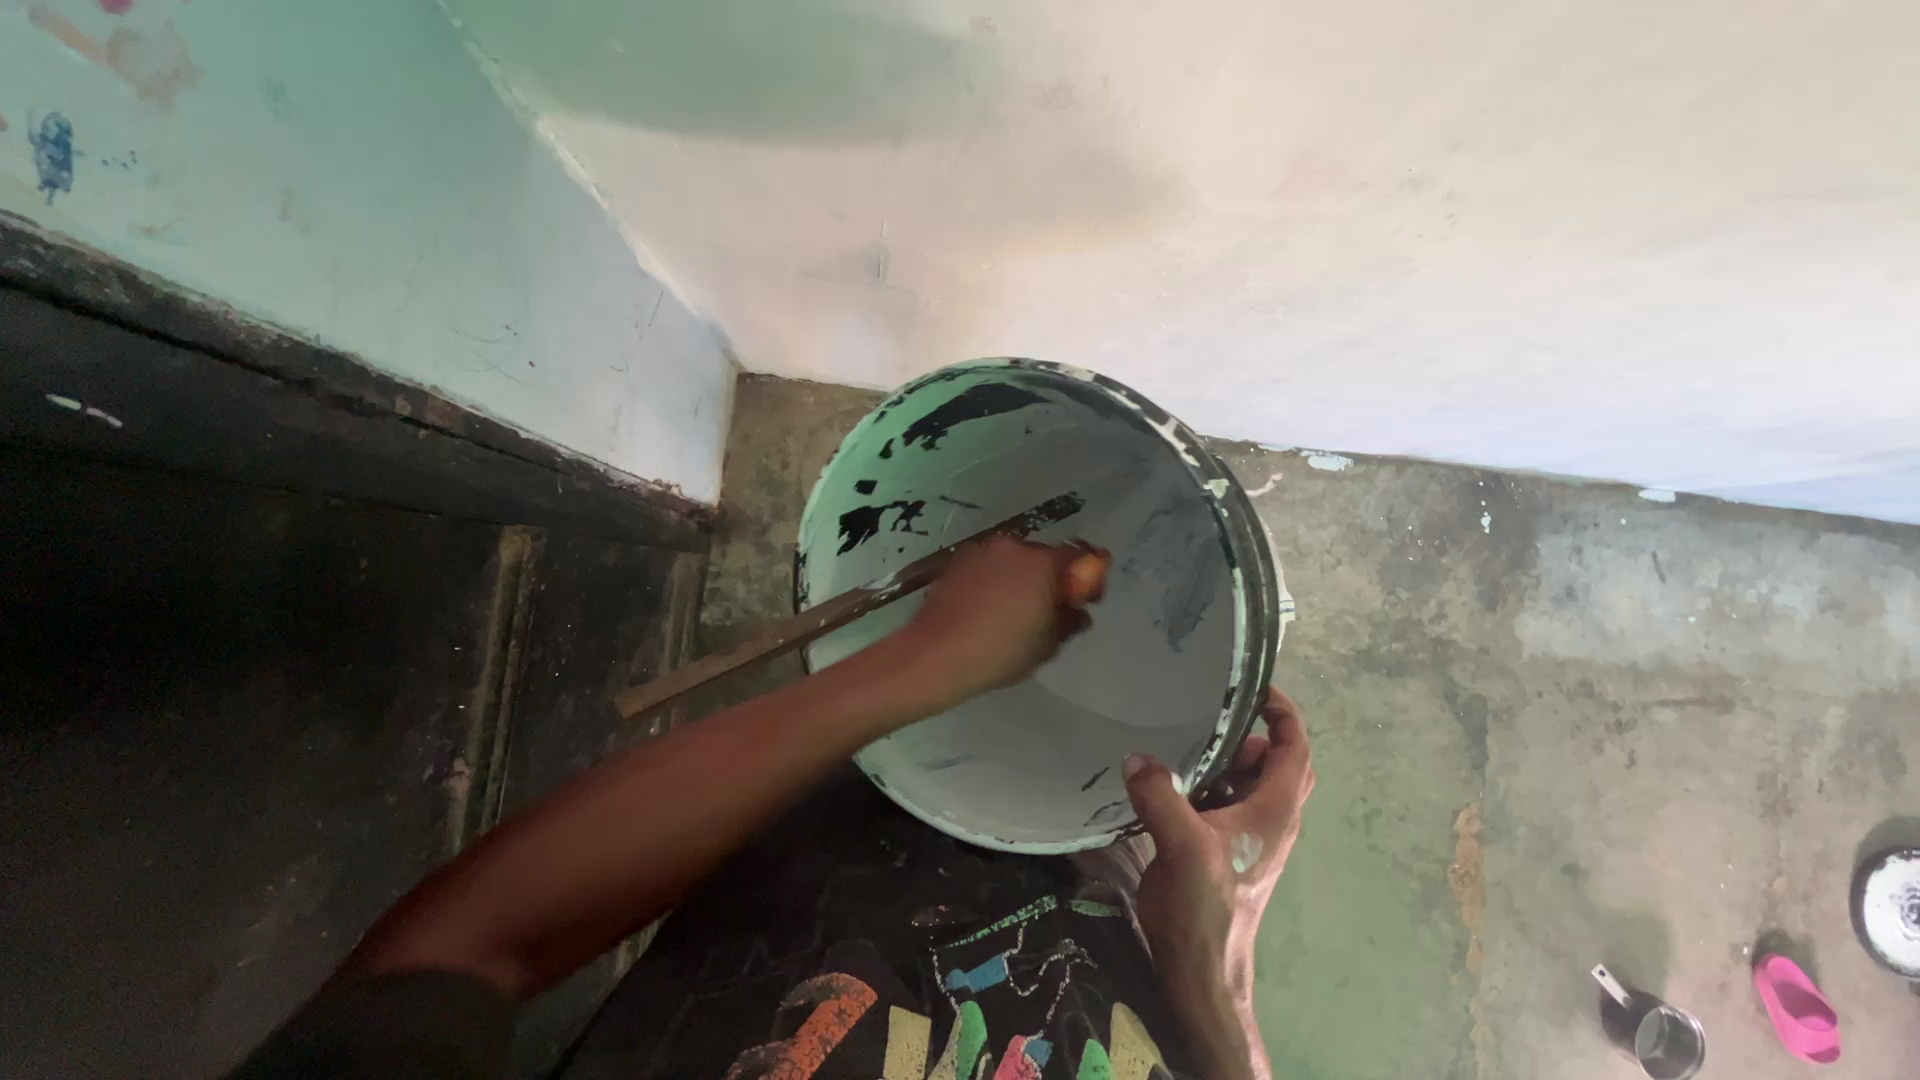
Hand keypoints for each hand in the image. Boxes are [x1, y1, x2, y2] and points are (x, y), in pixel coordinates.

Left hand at [899, 535, 1106, 706]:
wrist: (935, 655)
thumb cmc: (1000, 652)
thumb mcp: (1047, 645)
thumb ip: (1070, 621)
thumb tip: (1076, 611)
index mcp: (1042, 563)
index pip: (1080, 554)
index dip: (1089, 574)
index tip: (1085, 599)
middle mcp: (1013, 547)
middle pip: (1044, 556)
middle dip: (1051, 578)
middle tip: (1047, 610)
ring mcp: (981, 551)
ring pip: (1012, 561)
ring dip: (1020, 578)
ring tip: (1013, 612)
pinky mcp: (956, 562)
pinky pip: (987, 567)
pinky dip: (994, 580)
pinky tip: (985, 609)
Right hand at [1123, 687, 1313, 1079]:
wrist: (1200, 970)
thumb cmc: (1207, 908)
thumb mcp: (1184, 848)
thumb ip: (1161, 797)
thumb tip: (1137, 757)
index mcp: (1274, 811)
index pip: (1294, 747)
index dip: (1283, 712)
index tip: (1254, 686)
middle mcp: (1266, 818)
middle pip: (1274, 760)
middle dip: (1247, 732)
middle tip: (1208, 712)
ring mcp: (1244, 835)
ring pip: (1243, 780)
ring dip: (1220, 757)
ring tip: (1181, 735)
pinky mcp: (1218, 847)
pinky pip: (1218, 799)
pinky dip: (1200, 780)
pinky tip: (1165, 775)